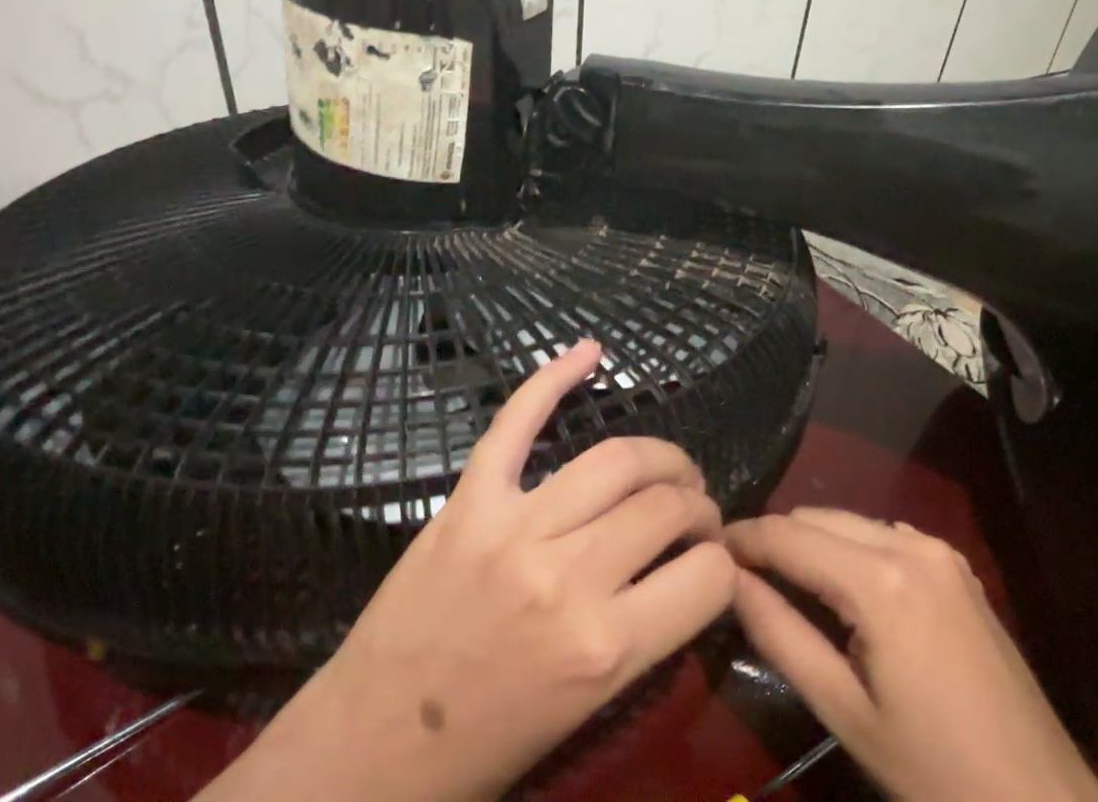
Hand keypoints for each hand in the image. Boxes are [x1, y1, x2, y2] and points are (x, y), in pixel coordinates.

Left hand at [197, 340, 737, 801]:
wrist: (374, 743)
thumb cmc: (488, 742)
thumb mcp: (592, 707)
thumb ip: (648, 633)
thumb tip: (689, 571)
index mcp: (607, 646)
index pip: (710, 575)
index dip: (723, 566)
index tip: (710, 565)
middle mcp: (568, 578)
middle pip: (668, 505)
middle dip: (697, 504)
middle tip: (691, 515)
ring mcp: (512, 529)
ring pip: (614, 458)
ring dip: (657, 456)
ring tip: (663, 470)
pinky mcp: (466, 502)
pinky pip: (515, 425)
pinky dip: (552, 379)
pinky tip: (588, 353)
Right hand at [726, 508, 1097, 801]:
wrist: (1041, 799)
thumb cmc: (932, 768)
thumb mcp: (842, 708)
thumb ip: (779, 633)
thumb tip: (729, 580)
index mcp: (880, 581)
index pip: (787, 535)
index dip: (740, 539)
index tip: (703, 551)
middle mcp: (912, 546)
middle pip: (817, 518)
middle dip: (773, 539)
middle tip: (735, 575)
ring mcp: (941, 553)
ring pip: (851, 522)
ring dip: (810, 542)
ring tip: (779, 582)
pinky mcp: (958, 570)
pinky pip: (885, 537)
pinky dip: (849, 550)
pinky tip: (839, 590)